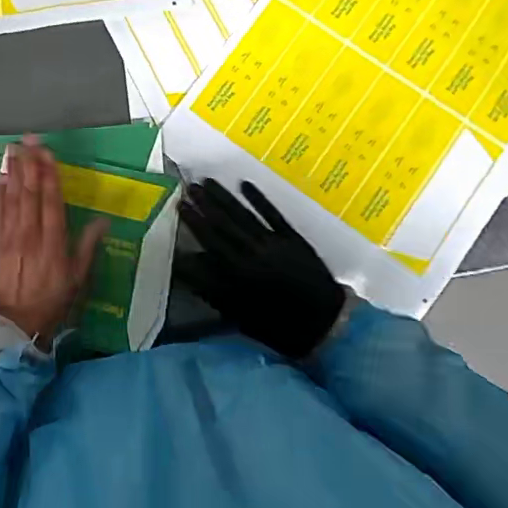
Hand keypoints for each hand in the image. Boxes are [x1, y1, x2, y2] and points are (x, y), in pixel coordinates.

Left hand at [0, 137, 106, 351]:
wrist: (14, 325)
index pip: (51, 200)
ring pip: (11, 198)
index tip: (47, 153)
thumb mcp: (78, 280)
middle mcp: (29, 234)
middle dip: (29, 164)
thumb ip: (87, 247)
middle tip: (27, 140)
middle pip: (29, 193)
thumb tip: (101, 221)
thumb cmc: (51, 303)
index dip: (49, 174)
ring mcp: (8, 238)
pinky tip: (0, 178)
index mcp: (53, 242)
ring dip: (12, 172)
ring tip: (13, 150)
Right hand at [174, 179, 343, 359]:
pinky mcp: (294, 239)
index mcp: (238, 270)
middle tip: (190, 185)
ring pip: (245, 214)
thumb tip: (184, 263)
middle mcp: (254, 251)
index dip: (194, 220)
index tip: (180, 203)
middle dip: (206, 202)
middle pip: (225, 222)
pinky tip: (245, 185)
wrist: (328, 326)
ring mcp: (275, 242)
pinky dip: (260, 200)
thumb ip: (210, 286)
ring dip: (226, 197)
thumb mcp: (237, 313)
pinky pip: (274, 215)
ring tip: (209, 181)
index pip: (210, 238)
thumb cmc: (277, 325)